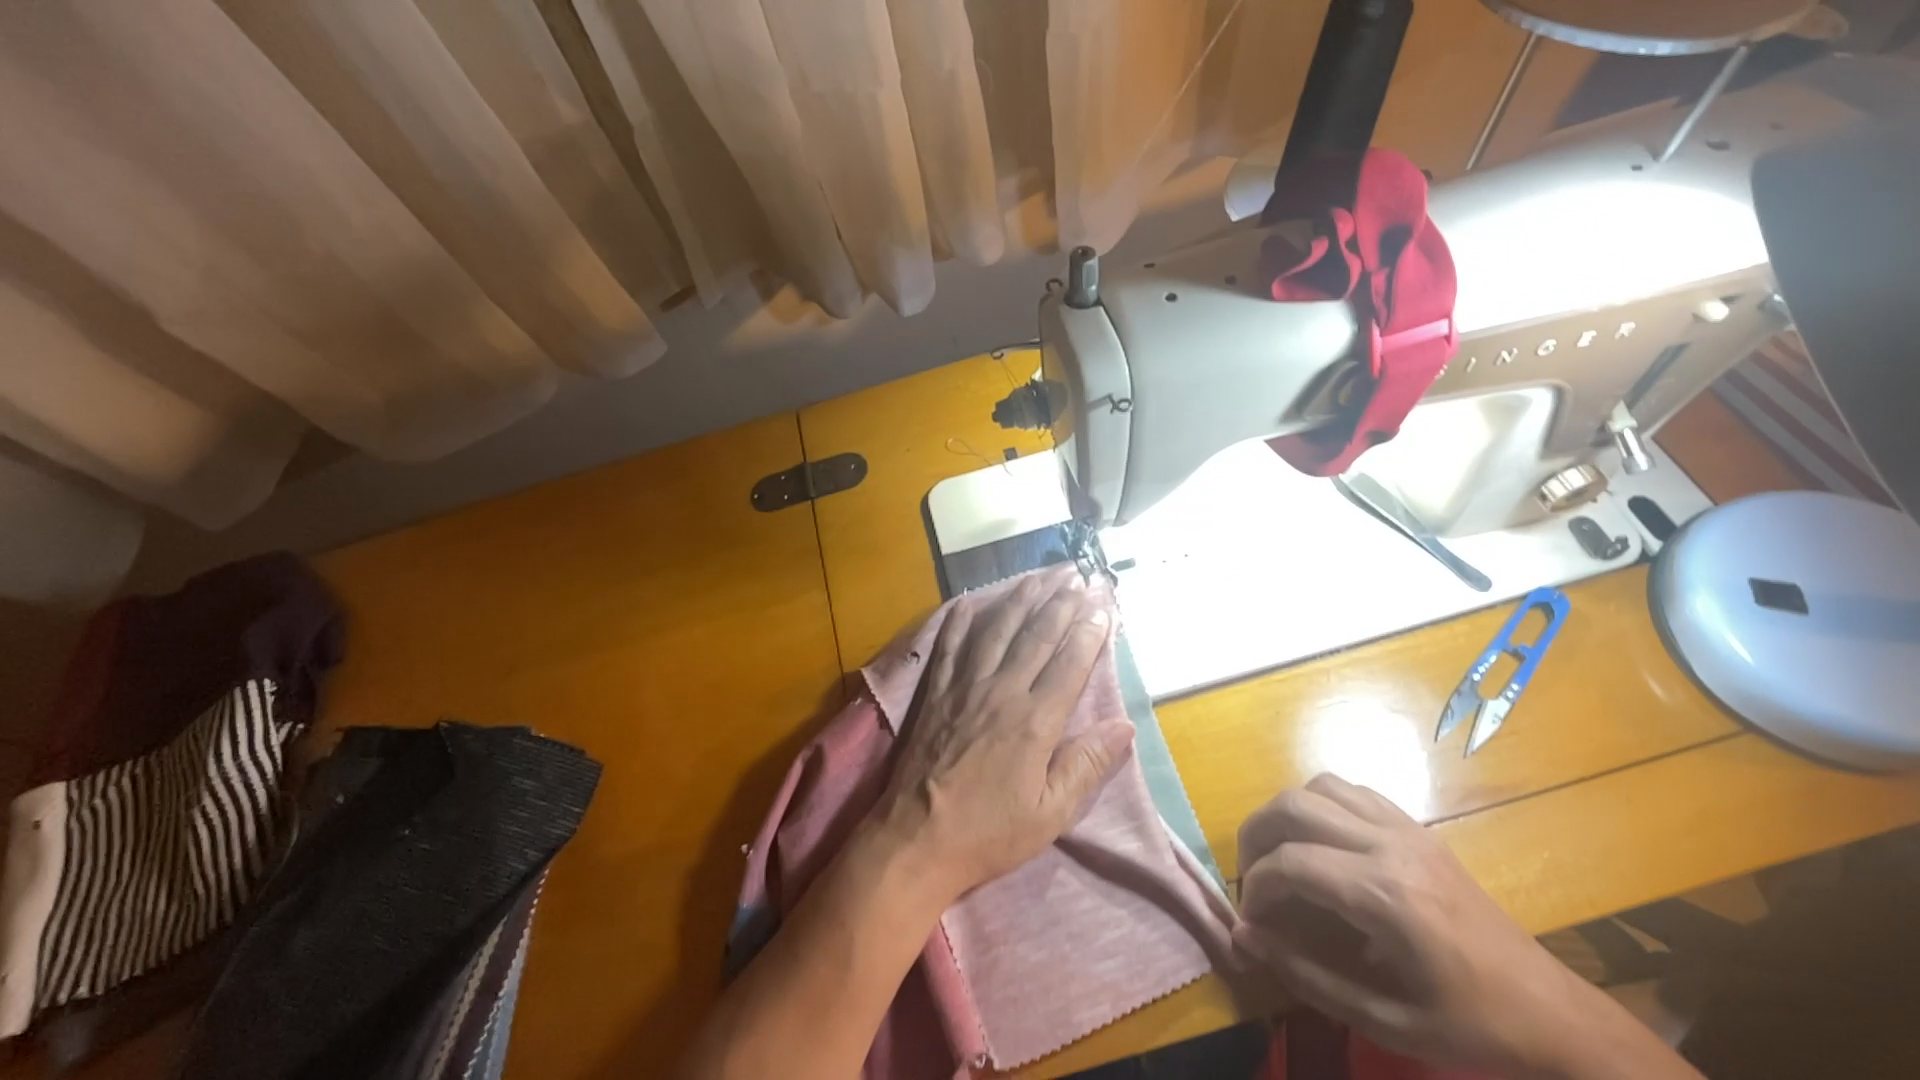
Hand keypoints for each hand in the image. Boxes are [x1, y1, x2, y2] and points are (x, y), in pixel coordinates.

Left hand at [868, 565, 1134, 906]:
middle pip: (1036, 636)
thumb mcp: (1050, 813)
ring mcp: (963, 688)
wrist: (916, 839)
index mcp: (1035, 721)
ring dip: (1019, 599)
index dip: (1089, 630)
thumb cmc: (989, 832)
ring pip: (996, 631)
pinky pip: (948, 646)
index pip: (1069, 663)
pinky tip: (967, 601)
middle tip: (1079, 574)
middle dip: (1061, 602)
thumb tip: (1124, 725)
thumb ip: (1087, 765)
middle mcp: (1001, 692)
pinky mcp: (934, 694)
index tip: (1104, 603)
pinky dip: (958, 621)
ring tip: (1039, 575)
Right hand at [1232, 774, 1616, 1078]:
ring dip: (1286, 814)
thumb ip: (1306, 974)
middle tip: (1252, 879)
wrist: (1550, 1010)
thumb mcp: (1384, 1019)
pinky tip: (1321, 846)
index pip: (1290, 863)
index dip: (1255, 890)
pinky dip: (1321, 807)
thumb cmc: (1469, 1022)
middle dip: (1256, 836)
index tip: (1251, 923)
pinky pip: (1354, 792)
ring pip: (1322, 786)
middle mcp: (1392, 846)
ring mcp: (1408, 830)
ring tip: (1279, 856)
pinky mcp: (1420, 830)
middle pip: (1295, 805)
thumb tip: (1244, 936)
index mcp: (1386, 895)